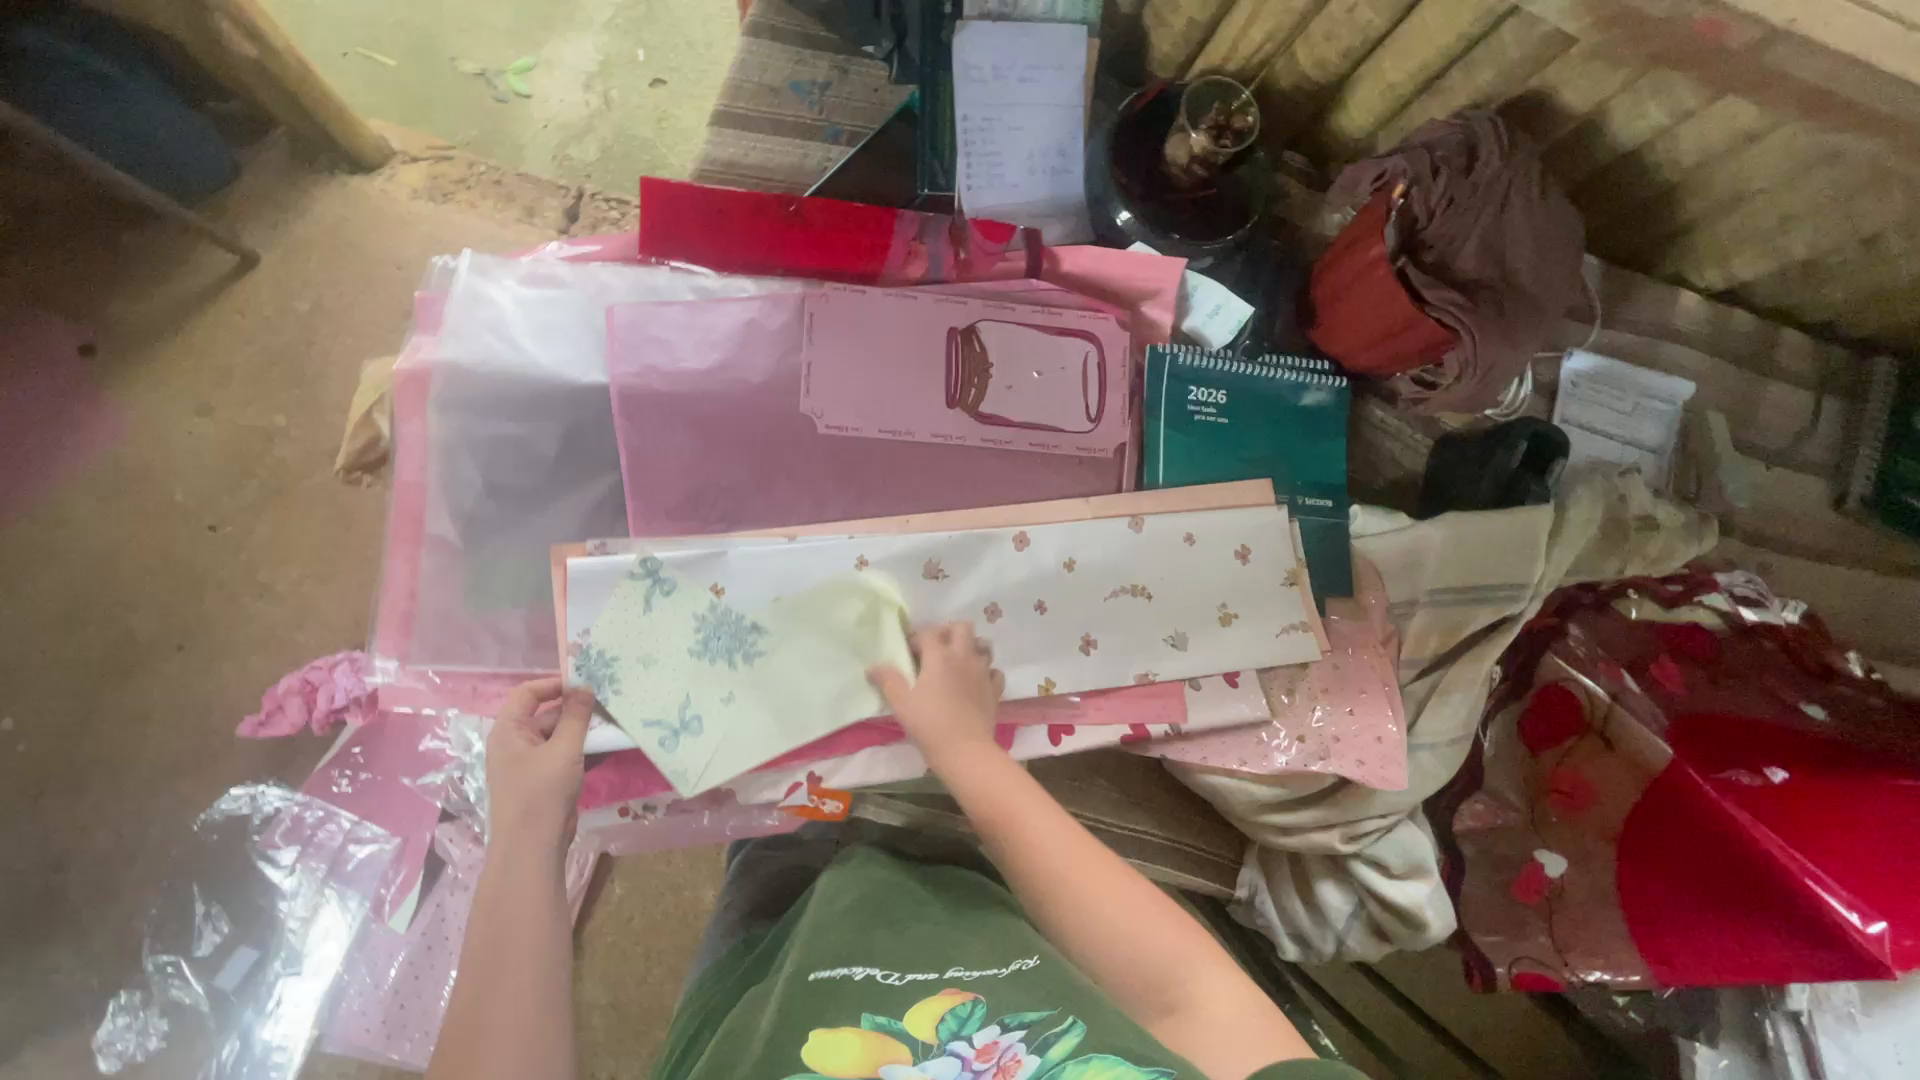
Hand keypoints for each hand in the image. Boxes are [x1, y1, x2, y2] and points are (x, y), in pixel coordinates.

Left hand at [486, 678, 593, 854]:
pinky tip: (608, 747)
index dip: (554, 684)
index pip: (527, 693)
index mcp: (508, 731)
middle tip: (607, 704)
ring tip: (612, 725)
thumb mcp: (564, 749)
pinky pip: (564, 754)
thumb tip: (585, 687)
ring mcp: (529, 762)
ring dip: (583, 730)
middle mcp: (515, 743)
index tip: (585, 684)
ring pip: (558, 735)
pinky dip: (583, 749)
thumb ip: (576, 716)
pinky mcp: (544, 779)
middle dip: (576, 709)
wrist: (533, 845)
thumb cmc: (542, 792)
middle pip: (546, 714)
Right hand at [869, 621, 1004, 763]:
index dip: (917, 637)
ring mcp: (983, 672)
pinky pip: (995, 671)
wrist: (964, 750)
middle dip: (949, 632)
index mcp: (940, 656)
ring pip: (984, 646)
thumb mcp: (901, 702)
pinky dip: (987, 672)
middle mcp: (964, 657)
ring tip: (958, 662)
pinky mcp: (995, 689)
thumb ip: (887, 680)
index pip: (929, 632)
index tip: (909, 652)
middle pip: (963, 628)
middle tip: (937, 648)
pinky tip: (976, 682)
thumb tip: (873, 667)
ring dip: (971, 648)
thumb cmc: (928, 724)